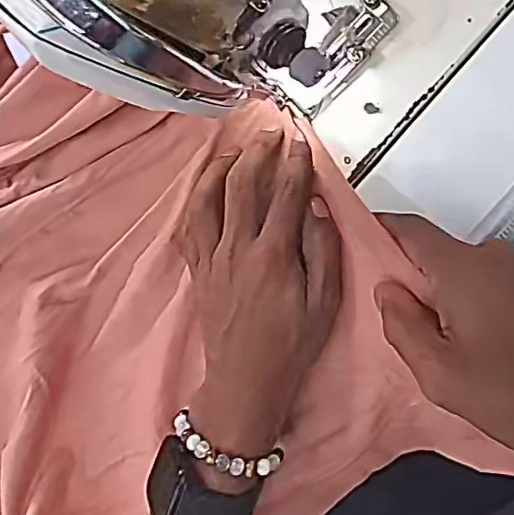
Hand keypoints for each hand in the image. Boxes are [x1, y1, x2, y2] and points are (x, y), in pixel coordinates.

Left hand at [180, 131, 342, 486]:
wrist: (244, 381)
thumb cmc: (290, 345)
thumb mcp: (324, 304)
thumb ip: (323, 252)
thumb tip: (315, 210)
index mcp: (273, 256)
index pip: (285, 195)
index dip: (294, 164)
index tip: (300, 142)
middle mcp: (237, 249)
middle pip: (242, 185)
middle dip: (257, 152)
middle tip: (269, 133)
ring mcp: (212, 257)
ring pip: (207, 199)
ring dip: (220, 168)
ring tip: (234, 150)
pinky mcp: (198, 268)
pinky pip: (189, 224)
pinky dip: (195, 199)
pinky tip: (204, 188)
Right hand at [375, 214, 513, 499]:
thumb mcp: (440, 374)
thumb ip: (402, 325)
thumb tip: (388, 290)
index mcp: (463, 268)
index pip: (409, 229)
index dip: (380, 230)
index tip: (358, 243)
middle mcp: (493, 255)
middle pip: (435, 251)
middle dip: (412, 276)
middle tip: (400, 317)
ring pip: (462, 268)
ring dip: (443, 292)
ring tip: (440, 338)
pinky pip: (487, 278)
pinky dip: (470, 298)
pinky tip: (473, 338)